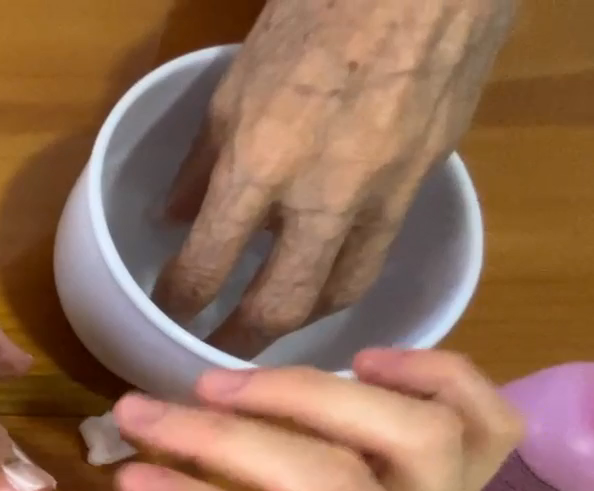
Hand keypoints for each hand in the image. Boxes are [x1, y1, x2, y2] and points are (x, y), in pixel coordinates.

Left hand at [155, 0, 513, 356]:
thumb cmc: (315, 18)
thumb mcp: (230, 94)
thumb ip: (199, 168)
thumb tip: (171, 220)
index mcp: (262, 167)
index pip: (206, 268)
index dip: (178, 304)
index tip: (163, 316)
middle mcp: (327, 191)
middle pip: (284, 302)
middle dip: (242, 340)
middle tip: (213, 354)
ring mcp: (388, 185)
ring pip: (343, 286)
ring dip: (300, 320)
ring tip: (265, 329)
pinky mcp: (430, 173)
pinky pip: (381, 247)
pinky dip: (343, 276)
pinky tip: (316, 278)